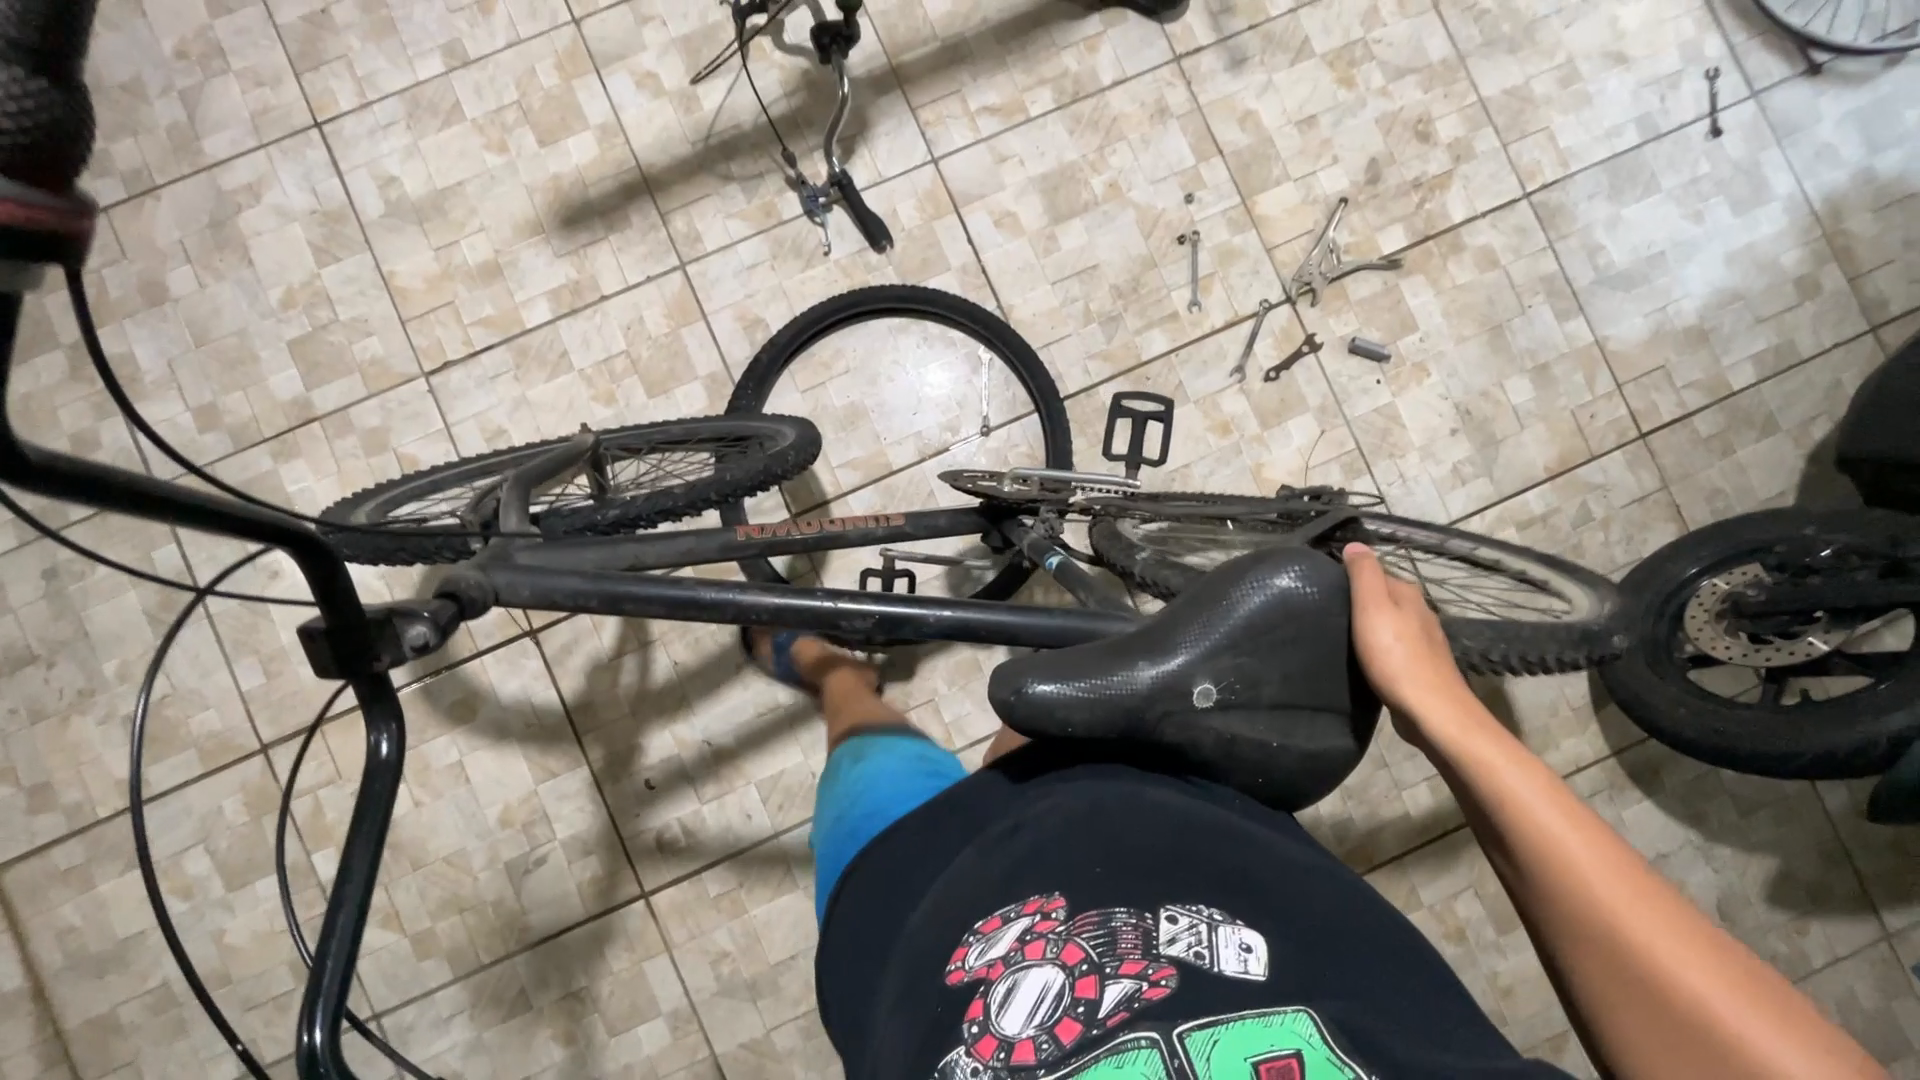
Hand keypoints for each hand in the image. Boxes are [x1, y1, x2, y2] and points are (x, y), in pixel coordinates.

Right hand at [1343, 542, 1475, 732]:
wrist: (1430, 710)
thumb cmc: (1395, 656)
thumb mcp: (1372, 607)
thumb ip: (1364, 574)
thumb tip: (1354, 544)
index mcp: (1408, 593)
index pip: (1374, 573)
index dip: (1348, 578)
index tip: (1321, 589)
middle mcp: (1419, 611)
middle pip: (1382, 598)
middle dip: (1358, 602)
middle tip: (1325, 613)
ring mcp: (1423, 640)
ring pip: (1388, 623)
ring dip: (1368, 626)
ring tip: (1339, 636)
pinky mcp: (1420, 665)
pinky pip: (1393, 647)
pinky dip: (1378, 648)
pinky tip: (1364, 659)